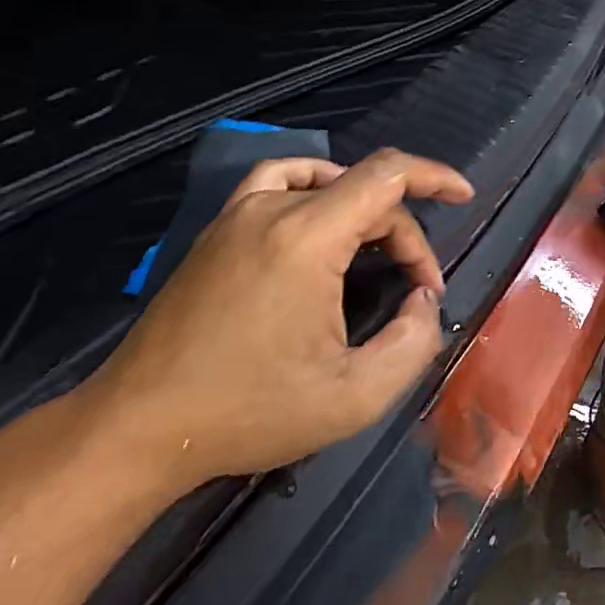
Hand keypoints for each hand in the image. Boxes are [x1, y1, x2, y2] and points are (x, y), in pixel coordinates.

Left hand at [77, 149, 474, 487]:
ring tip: (381, 246)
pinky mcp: (216, 234)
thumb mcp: (357, 396)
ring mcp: (236, 218)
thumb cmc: (251, 412)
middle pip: (362, 190)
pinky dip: (314, 189)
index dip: (435, 177)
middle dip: (404, 234)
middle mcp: (271, 213)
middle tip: (417, 291)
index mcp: (307, 240)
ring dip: (365, 207)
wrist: (139, 428)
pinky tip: (322, 221)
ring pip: (322, 180)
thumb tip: (422, 300)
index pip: (387, 177)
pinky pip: (276, 184)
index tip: (465, 198)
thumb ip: (414, 341)